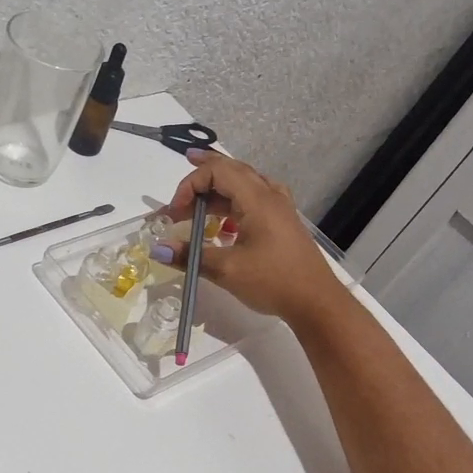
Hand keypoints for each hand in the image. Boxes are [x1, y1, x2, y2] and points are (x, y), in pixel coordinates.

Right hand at [154, 151, 347, 323]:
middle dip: (201, 177)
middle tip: (178, 187)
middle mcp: (269, 195)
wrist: (315, 301)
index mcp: (257, 199)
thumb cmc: (272, 281)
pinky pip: (253, 200)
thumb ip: (191, 255)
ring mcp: (279, 208)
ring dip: (216, 191)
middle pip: (232, 170)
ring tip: (194, 203)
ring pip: (243, 185)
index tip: (175, 213)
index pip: (218, 171)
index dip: (190, 185)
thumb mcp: (226, 269)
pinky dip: (232, 203)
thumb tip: (157, 249)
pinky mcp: (282, 223)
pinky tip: (223, 223)